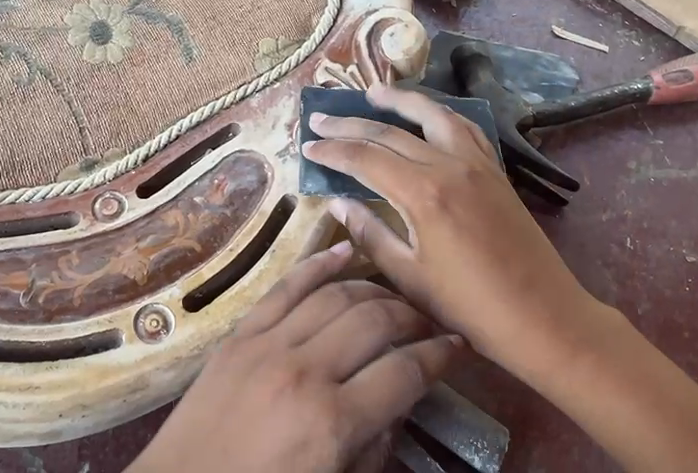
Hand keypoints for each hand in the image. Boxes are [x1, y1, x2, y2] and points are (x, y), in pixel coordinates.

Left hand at [127, 240, 460, 472]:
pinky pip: (285, 287)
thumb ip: (373, 448)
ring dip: (374, 290)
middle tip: (430, 323)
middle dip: (412, 318)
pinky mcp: (239, 334)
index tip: (458, 347)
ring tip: (397, 298)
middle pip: (375, 321)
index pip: (405, 372)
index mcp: (332, 423)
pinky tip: (346, 250)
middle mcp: (304, 371)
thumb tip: (398, 402)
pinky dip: (318, 264)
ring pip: (335, 295)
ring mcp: (266, 345)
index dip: (440, 357)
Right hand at [302, 84, 607, 377]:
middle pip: (390, 132)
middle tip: (320, 116)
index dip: (332, 149)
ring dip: (400, 100)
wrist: (543, 317)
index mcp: (422, 194)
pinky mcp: (495, 171)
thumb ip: (371, 234)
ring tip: (373, 92)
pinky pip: (464, 128)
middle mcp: (447, 166)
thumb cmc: (470, 306)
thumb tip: (339, 202)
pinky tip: (428, 115)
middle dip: (350, 123)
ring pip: (432, 116)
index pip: (364, 157)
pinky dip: (439, 114)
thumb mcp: (410, 277)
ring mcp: (476, 164)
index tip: (307, 145)